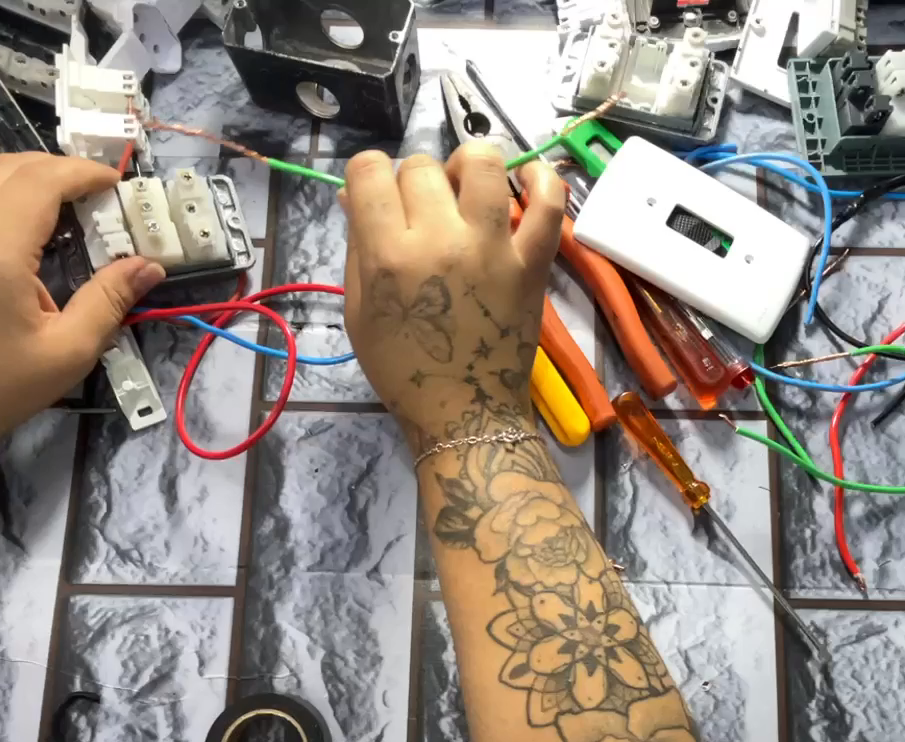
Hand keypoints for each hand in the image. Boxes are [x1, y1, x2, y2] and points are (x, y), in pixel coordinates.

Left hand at [0, 153, 166, 456]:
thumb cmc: (1, 387)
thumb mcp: (70, 350)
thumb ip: (110, 299)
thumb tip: (151, 265)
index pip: (39, 182)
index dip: (80, 172)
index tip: (113, 180)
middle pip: (5, 169)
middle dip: (54, 170)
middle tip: (91, 191)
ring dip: (17, 176)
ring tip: (53, 199)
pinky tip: (3, 213)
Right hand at [340, 144, 565, 444]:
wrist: (466, 415)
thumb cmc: (404, 372)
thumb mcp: (360, 315)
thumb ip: (357, 251)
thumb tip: (355, 197)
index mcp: (388, 256)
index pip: (370, 171)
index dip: (368, 178)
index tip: (378, 201)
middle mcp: (440, 240)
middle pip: (421, 167)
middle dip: (413, 183)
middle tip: (421, 218)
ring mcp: (492, 248)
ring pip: (482, 163)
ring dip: (467, 165)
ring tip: (466, 191)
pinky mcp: (531, 264)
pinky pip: (549, 204)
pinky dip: (541, 181)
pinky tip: (526, 180)